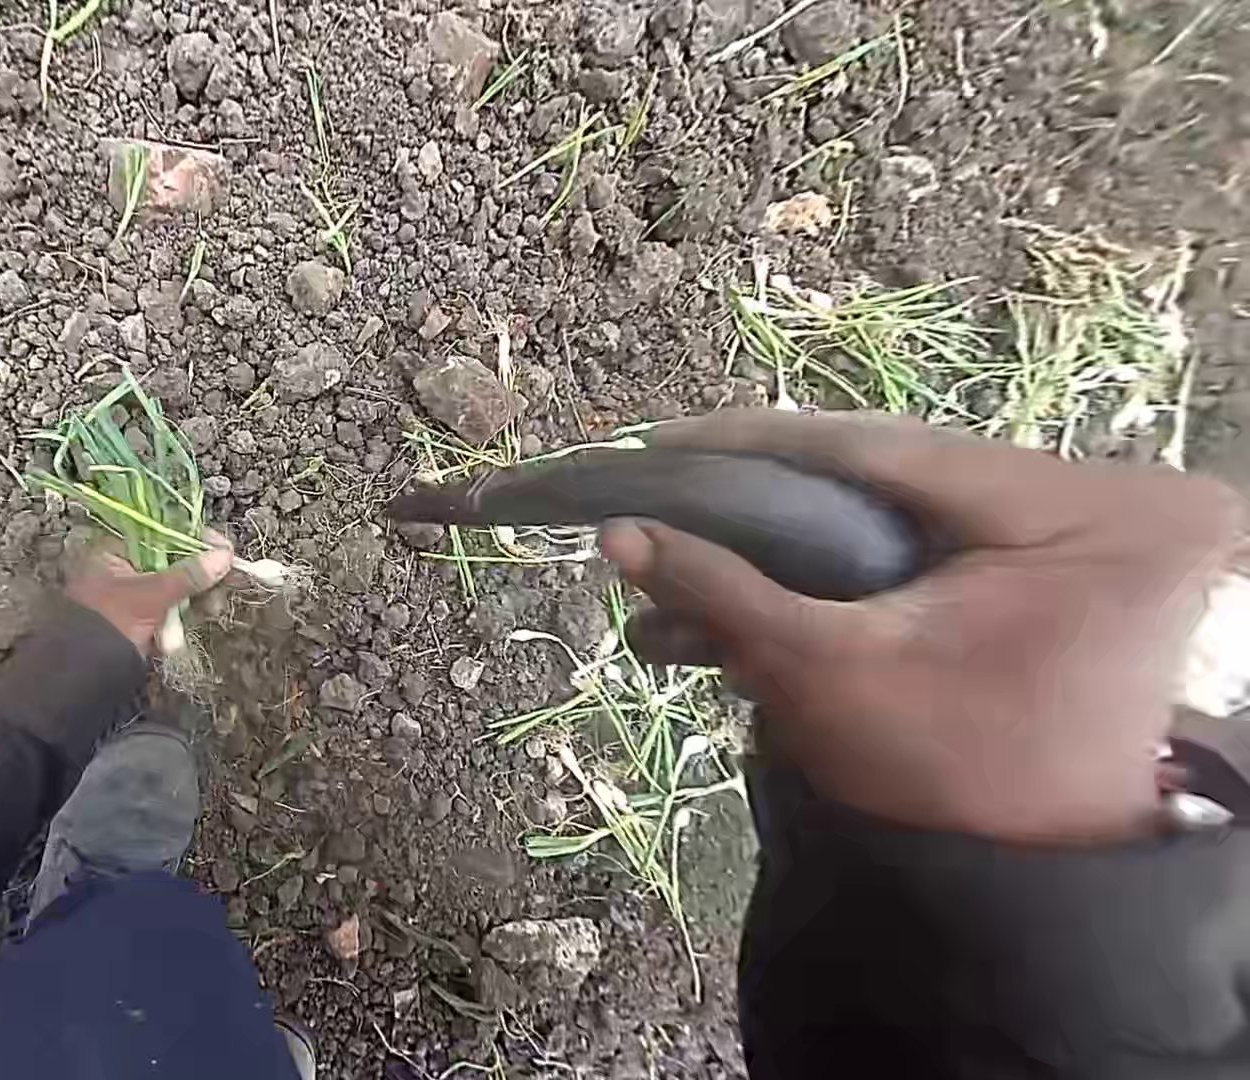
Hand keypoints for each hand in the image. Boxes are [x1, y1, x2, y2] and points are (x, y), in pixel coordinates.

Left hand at [64, 539, 232, 657]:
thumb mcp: (151, 595)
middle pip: (175, 560)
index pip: (162, 532)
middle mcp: (125, 567)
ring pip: (177, 586)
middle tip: (225, 580)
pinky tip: (202, 615)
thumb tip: (224, 556)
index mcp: (117, 551)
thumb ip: (188, 575)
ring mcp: (134, 594)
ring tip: (213, 606)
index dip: (195, 538)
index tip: (221, 548)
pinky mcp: (143, 617)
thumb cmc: (109, 624)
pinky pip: (173, 607)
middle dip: (201, 573)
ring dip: (198, 595)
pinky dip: (186, 613)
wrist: (82, 675)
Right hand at [599, 410, 1241, 843]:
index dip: (749, 442)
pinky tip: (727, 591)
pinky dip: (799, 563)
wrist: (999, 864)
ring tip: (679, 549)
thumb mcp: (808, 663)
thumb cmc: (929, 766)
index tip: (658, 441)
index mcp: (1092, 512)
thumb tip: (612, 532)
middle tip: (661, 483)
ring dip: (763, 536)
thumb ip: (709, 586)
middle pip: (867, 474)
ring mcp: (1053, 532)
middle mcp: (1090, 502)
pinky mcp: (1012, 562)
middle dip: (750, 494)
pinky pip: (879, 538)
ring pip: (862, 505)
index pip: (883, 448)